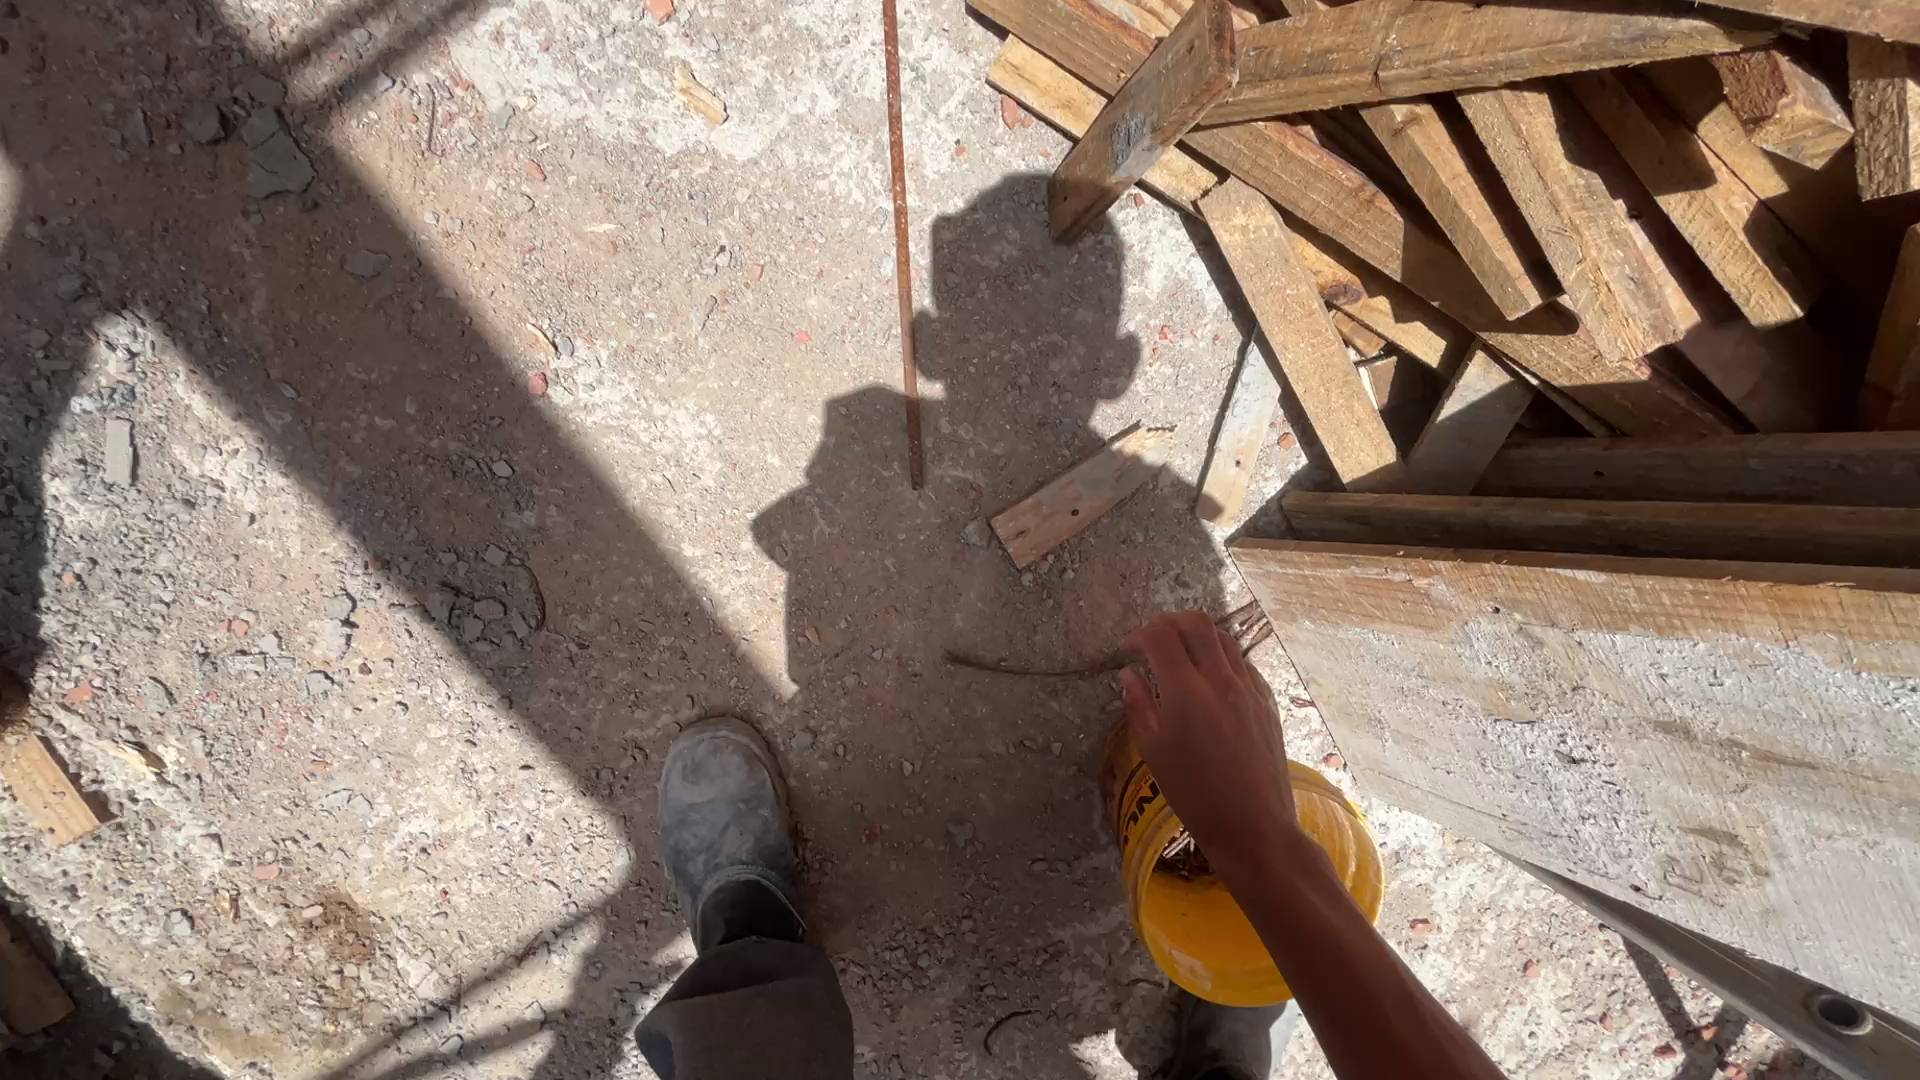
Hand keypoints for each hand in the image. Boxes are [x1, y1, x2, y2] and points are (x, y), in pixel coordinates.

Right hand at [1119, 611, 1307, 880]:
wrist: (1253, 826)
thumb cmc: (1193, 794)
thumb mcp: (1153, 750)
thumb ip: (1138, 704)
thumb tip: (1129, 674)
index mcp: (1186, 692)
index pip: (1160, 637)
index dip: (1139, 635)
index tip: (1128, 649)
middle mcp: (1220, 680)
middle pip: (1196, 623)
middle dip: (1169, 623)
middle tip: (1153, 641)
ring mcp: (1249, 689)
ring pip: (1223, 638)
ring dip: (1197, 637)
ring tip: (1181, 656)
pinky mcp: (1267, 701)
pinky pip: (1242, 663)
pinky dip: (1221, 658)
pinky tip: (1209, 679)